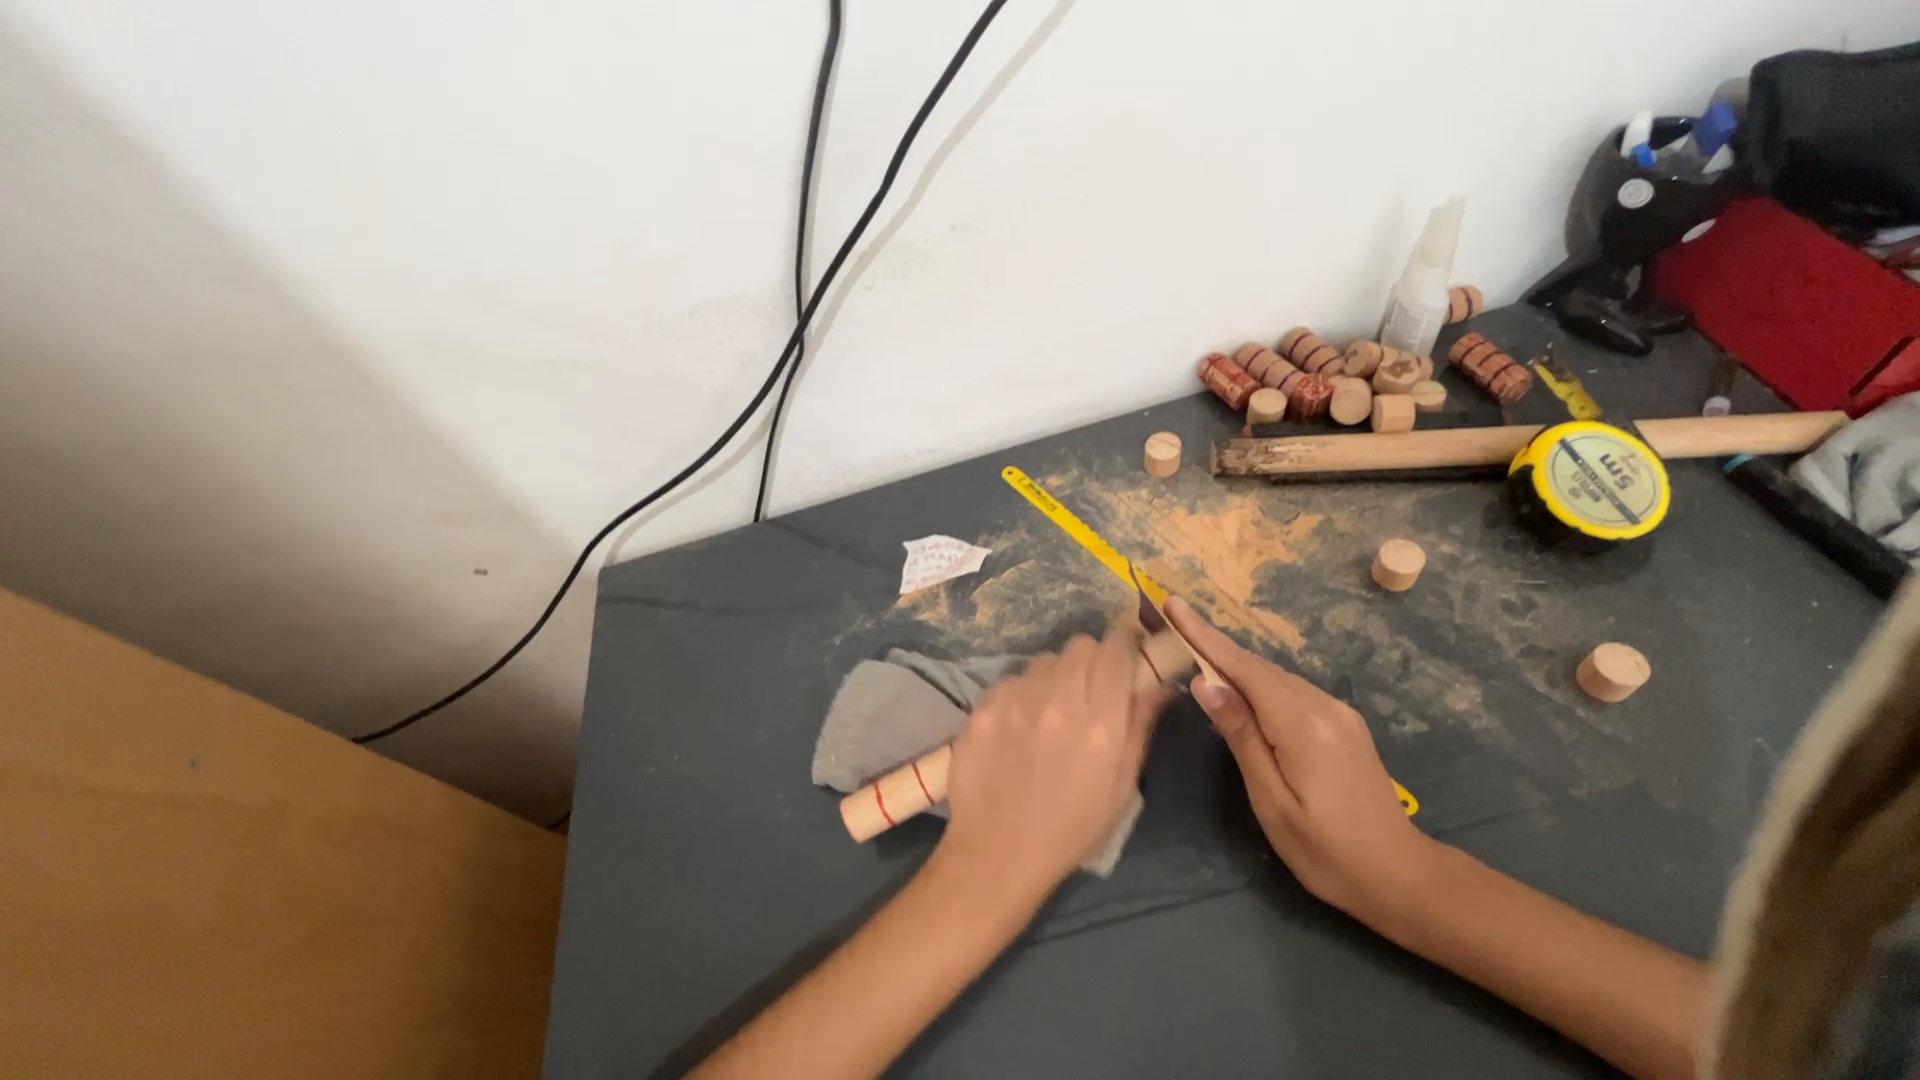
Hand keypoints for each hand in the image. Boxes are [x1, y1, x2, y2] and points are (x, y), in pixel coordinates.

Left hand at [939, 630, 1172, 900]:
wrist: (998, 853)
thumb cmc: (1072, 829)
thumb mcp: (1122, 787)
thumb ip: (1140, 726)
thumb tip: (1160, 682)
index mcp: (1100, 724)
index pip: (1115, 651)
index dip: (1122, 647)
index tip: (1123, 657)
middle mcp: (1059, 702)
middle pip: (1079, 646)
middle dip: (1090, 658)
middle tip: (1088, 687)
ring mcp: (1016, 702)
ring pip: (1043, 661)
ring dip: (1053, 676)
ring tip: (1049, 710)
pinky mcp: (982, 708)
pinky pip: (1010, 680)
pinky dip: (1020, 693)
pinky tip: (1018, 724)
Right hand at [1167, 596, 1434, 926]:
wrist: (1400, 876)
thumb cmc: (1325, 851)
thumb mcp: (1271, 800)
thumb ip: (1240, 736)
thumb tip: (1206, 684)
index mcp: (1302, 724)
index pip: (1242, 668)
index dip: (1204, 635)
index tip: (1174, 604)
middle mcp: (1323, 706)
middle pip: (1258, 667)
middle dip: (1214, 644)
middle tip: (1174, 622)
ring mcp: (1338, 713)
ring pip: (1275, 678)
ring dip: (1235, 664)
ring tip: (1195, 650)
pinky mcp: (1344, 725)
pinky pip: (1291, 692)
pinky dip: (1259, 684)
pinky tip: (1239, 689)